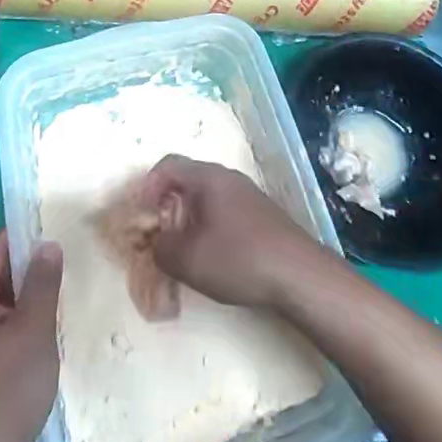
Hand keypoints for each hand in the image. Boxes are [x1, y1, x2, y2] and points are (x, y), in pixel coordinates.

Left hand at [0, 235, 62, 441]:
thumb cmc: (7, 392)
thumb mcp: (34, 332)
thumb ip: (42, 282)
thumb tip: (47, 243)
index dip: (28, 237)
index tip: (60, 231)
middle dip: (31, 271)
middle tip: (69, 267)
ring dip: (25, 299)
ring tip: (61, 295)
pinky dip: (15, 321)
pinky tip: (40, 331)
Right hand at [137, 154, 330, 309]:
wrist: (300, 275)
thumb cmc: (238, 259)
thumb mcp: (185, 258)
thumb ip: (160, 247)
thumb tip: (158, 242)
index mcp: (208, 177)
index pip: (168, 165)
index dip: (147, 187)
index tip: (141, 215)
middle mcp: (229, 178)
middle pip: (187, 180)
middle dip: (166, 205)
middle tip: (157, 233)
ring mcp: (248, 196)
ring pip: (206, 198)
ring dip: (187, 218)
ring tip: (181, 249)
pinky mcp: (261, 216)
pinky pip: (223, 212)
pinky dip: (208, 227)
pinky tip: (211, 256)